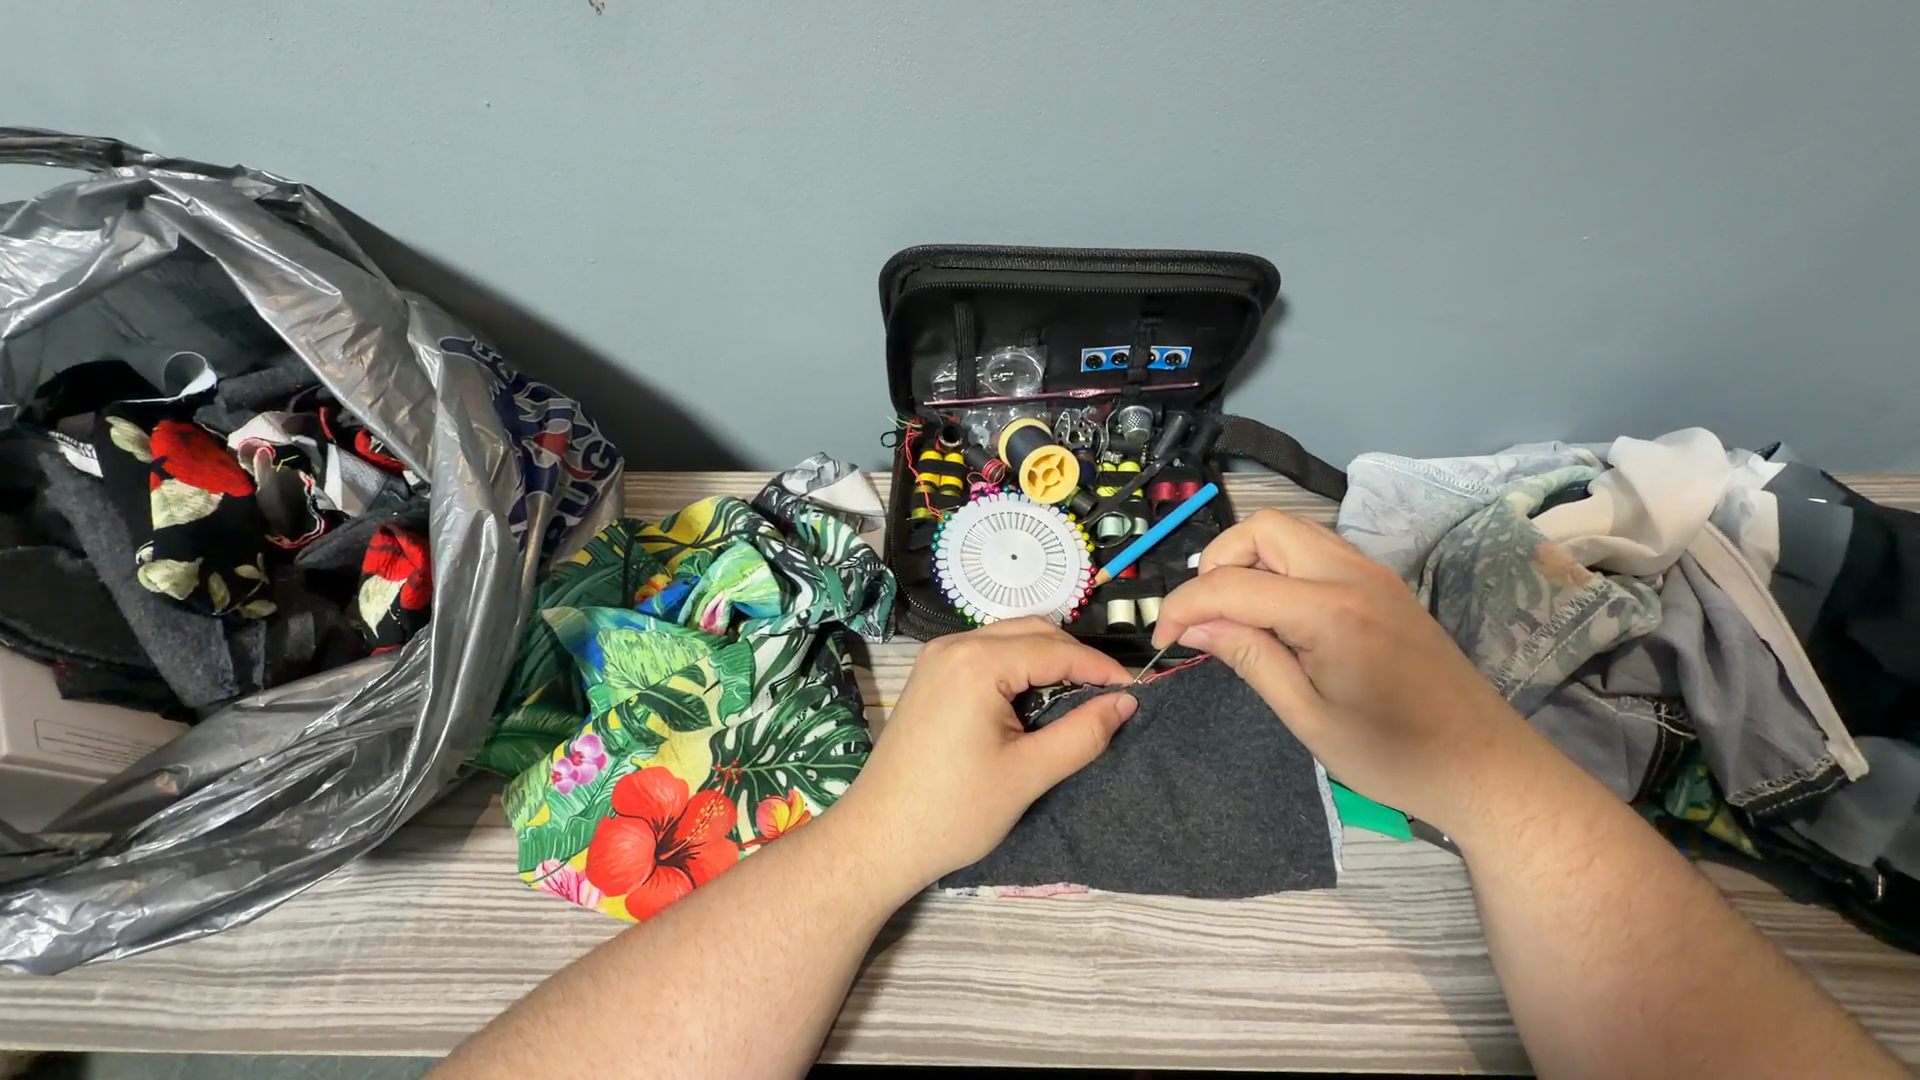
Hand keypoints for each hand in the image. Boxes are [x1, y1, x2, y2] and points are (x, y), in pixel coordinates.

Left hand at [831, 618, 1135, 891]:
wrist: (878, 838)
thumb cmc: (953, 811)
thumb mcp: (1028, 774)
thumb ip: (1082, 733)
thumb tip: (1125, 702)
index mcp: (976, 662)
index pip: (1055, 649)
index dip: (1100, 669)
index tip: (1136, 692)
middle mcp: (953, 645)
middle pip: (1032, 633)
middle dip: (1074, 659)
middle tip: (1109, 696)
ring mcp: (936, 658)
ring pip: (1008, 640)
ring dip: (1046, 661)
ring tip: (1077, 699)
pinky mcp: (929, 676)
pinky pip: (985, 654)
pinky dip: (1017, 668)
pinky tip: (1033, 701)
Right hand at [1152, 509, 1541, 834]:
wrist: (1486, 767)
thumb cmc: (1393, 755)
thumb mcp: (1307, 716)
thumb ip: (1248, 657)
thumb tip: (1194, 625)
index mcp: (1330, 611)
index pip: (1231, 584)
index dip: (1184, 606)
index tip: (1163, 639)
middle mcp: (1352, 574)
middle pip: (1262, 528)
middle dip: (1218, 562)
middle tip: (1207, 618)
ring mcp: (1373, 573)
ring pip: (1290, 532)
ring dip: (1249, 560)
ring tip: (1236, 616)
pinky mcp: (1382, 584)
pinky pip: (1315, 551)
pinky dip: (1279, 567)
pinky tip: (1277, 615)